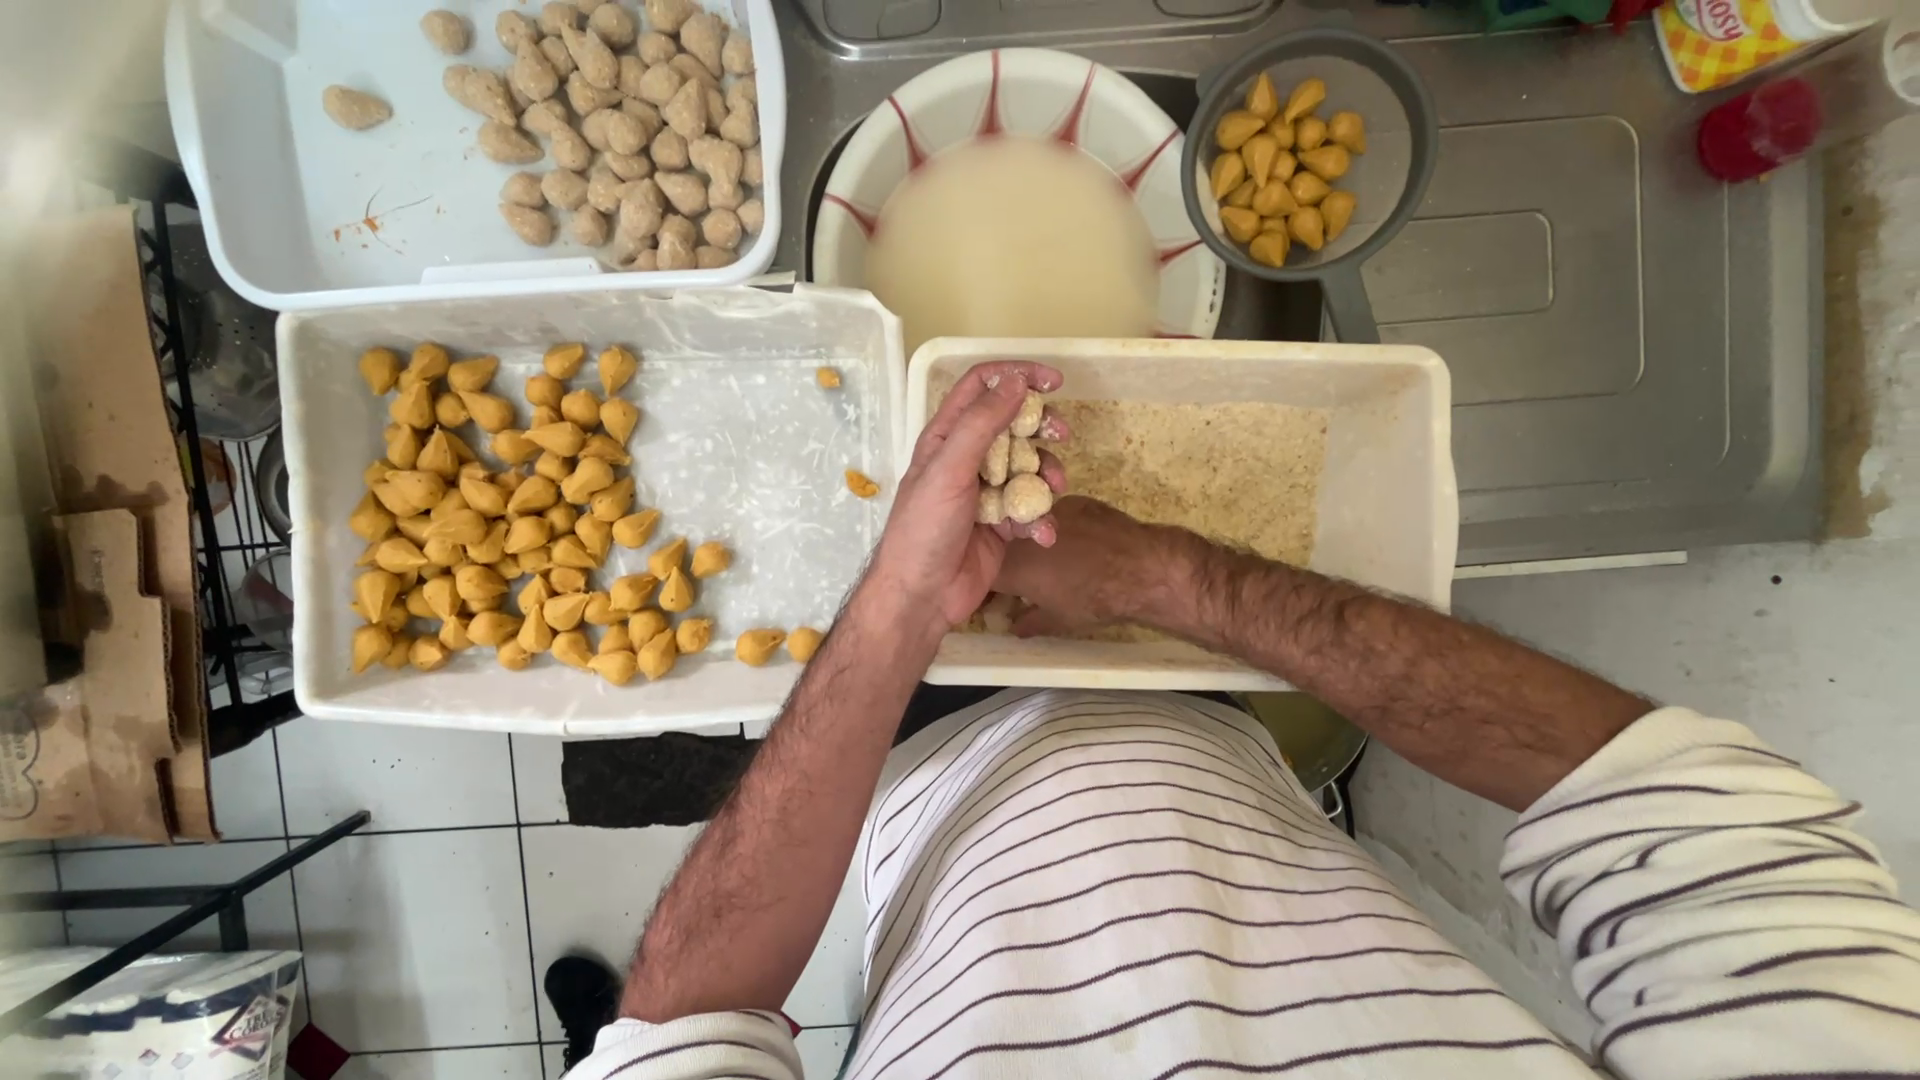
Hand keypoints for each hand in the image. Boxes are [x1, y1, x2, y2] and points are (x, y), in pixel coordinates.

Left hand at [867, 361, 1069, 633]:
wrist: (922, 595)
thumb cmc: (924, 528)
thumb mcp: (949, 468)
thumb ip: (981, 424)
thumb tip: (1014, 382)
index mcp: (947, 437)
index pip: (983, 388)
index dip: (1017, 376)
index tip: (1054, 381)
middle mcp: (968, 459)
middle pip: (1013, 425)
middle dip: (1041, 428)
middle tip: (1062, 434)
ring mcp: (986, 492)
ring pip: (1029, 468)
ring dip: (1047, 477)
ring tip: (1052, 492)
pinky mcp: (1001, 525)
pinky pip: (1030, 511)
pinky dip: (1040, 520)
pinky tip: (1042, 535)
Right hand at [993, 496, 1186, 636]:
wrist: (1139, 568)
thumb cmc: (1093, 600)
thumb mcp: (1058, 621)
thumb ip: (1030, 623)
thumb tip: (1015, 628)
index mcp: (1010, 566)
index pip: (984, 575)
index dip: (990, 586)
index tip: (998, 596)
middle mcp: (1020, 533)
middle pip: (1004, 546)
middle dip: (1010, 561)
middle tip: (1029, 578)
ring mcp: (1048, 512)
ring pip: (1031, 526)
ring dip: (1036, 541)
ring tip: (1061, 559)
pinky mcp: (1074, 500)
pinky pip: (1059, 515)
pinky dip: (1064, 529)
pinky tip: (1084, 543)